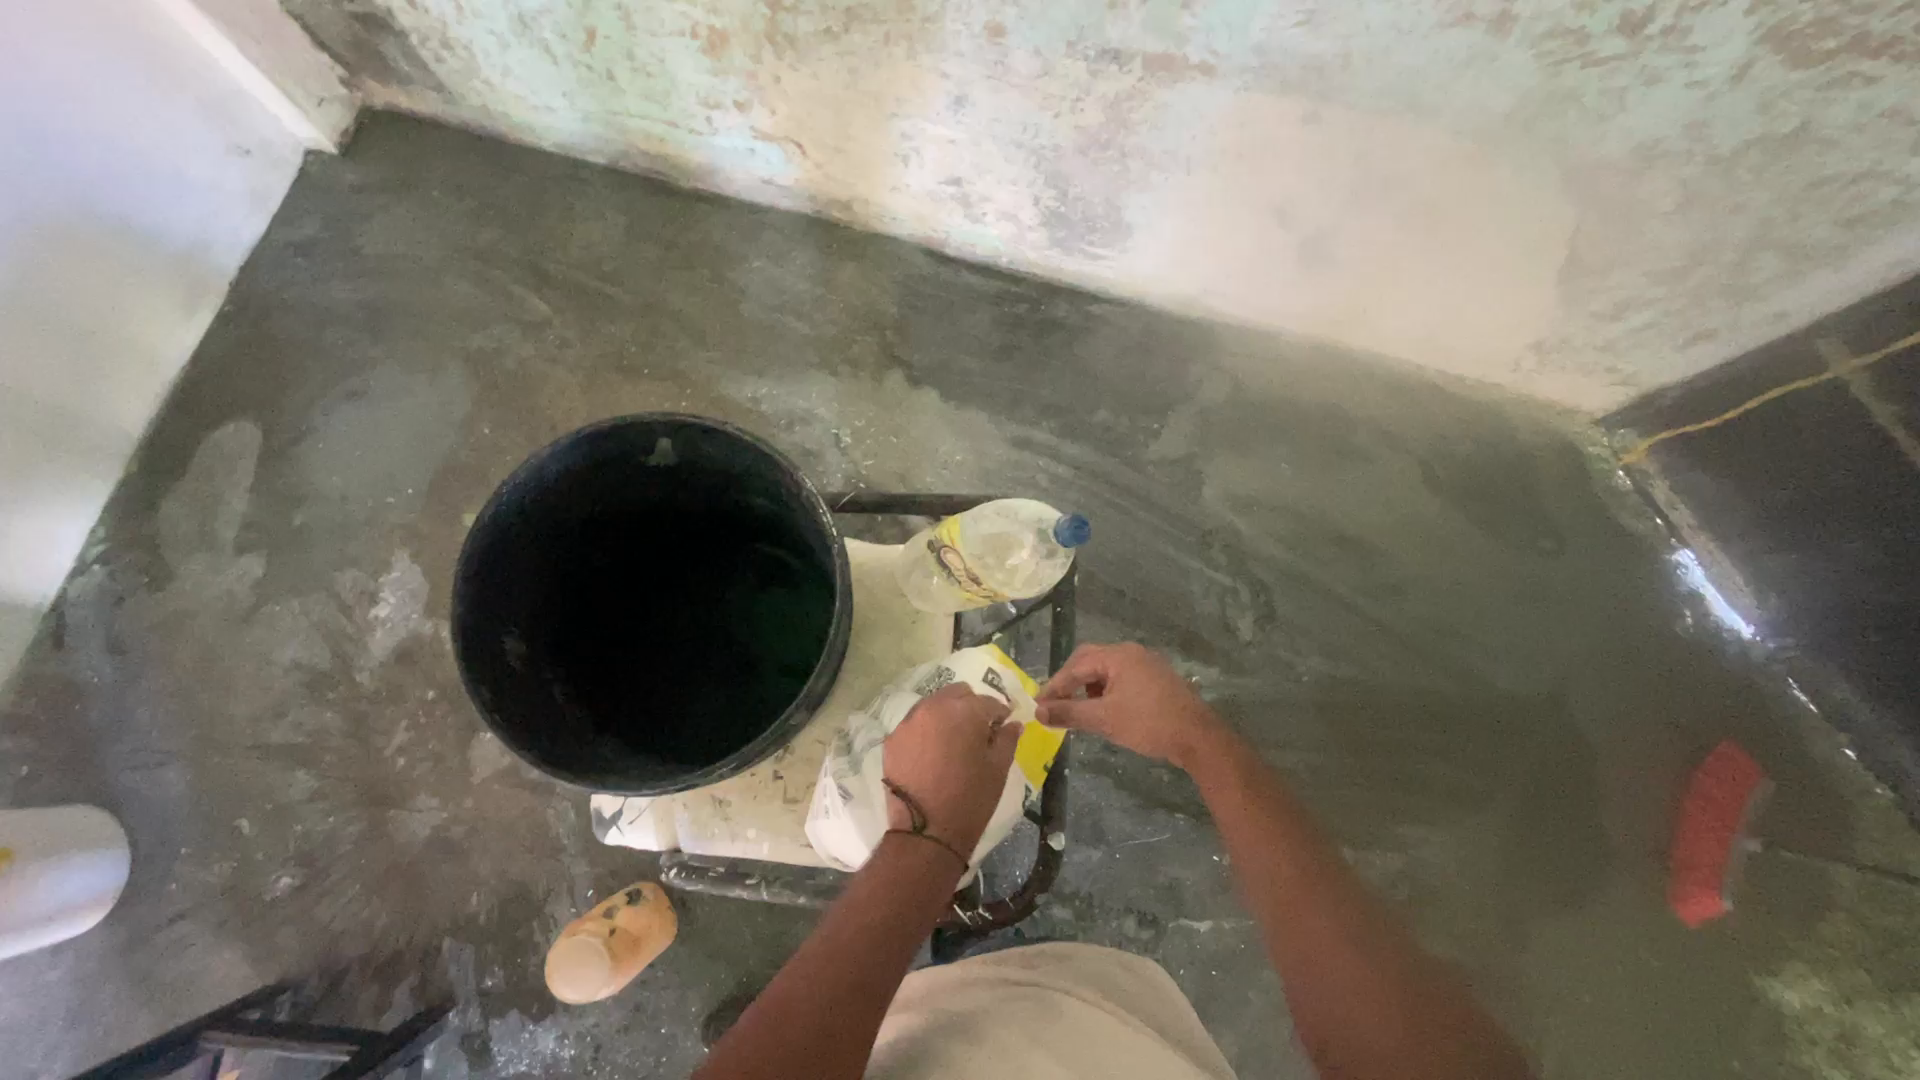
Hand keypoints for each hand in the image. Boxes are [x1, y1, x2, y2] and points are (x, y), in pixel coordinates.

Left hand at [883, 684, 1020, 856]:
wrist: (927, 831)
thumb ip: (1007, 739)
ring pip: (932, 705)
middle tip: (977, 731)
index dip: (999, 713)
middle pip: (957, 693)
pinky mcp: (892, 739)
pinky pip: (914, 724)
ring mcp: (909, 722)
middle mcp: (934, 707)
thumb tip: (1013, 724)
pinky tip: (931, 753)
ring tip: (952, 741)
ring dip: (946, 715)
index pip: (989, 702)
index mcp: (965, 711)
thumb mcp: (998, 768)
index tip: (1003, 726)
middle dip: (970, 706)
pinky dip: (926, 731)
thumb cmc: (971, 799)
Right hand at [1037, 643, 1229, 772]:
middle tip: (1054, 702)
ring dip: (1088, 686)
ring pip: (1106, 670)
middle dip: (1069, 681)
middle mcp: (1131, 653)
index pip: (1075, 666)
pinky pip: (1121, 678)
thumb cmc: (1148, 724)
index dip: (1054, 686)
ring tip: (1078, 709)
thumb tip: (1038, 711)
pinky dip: (1106, 691)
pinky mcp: (1156, 679)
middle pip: (1089, 660)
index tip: (1038, 704)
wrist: (1198, 737)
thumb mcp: (1104, 720)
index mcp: (1117, 656)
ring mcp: (1147, 664)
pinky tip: (1104, 710)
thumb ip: (1069, 713)